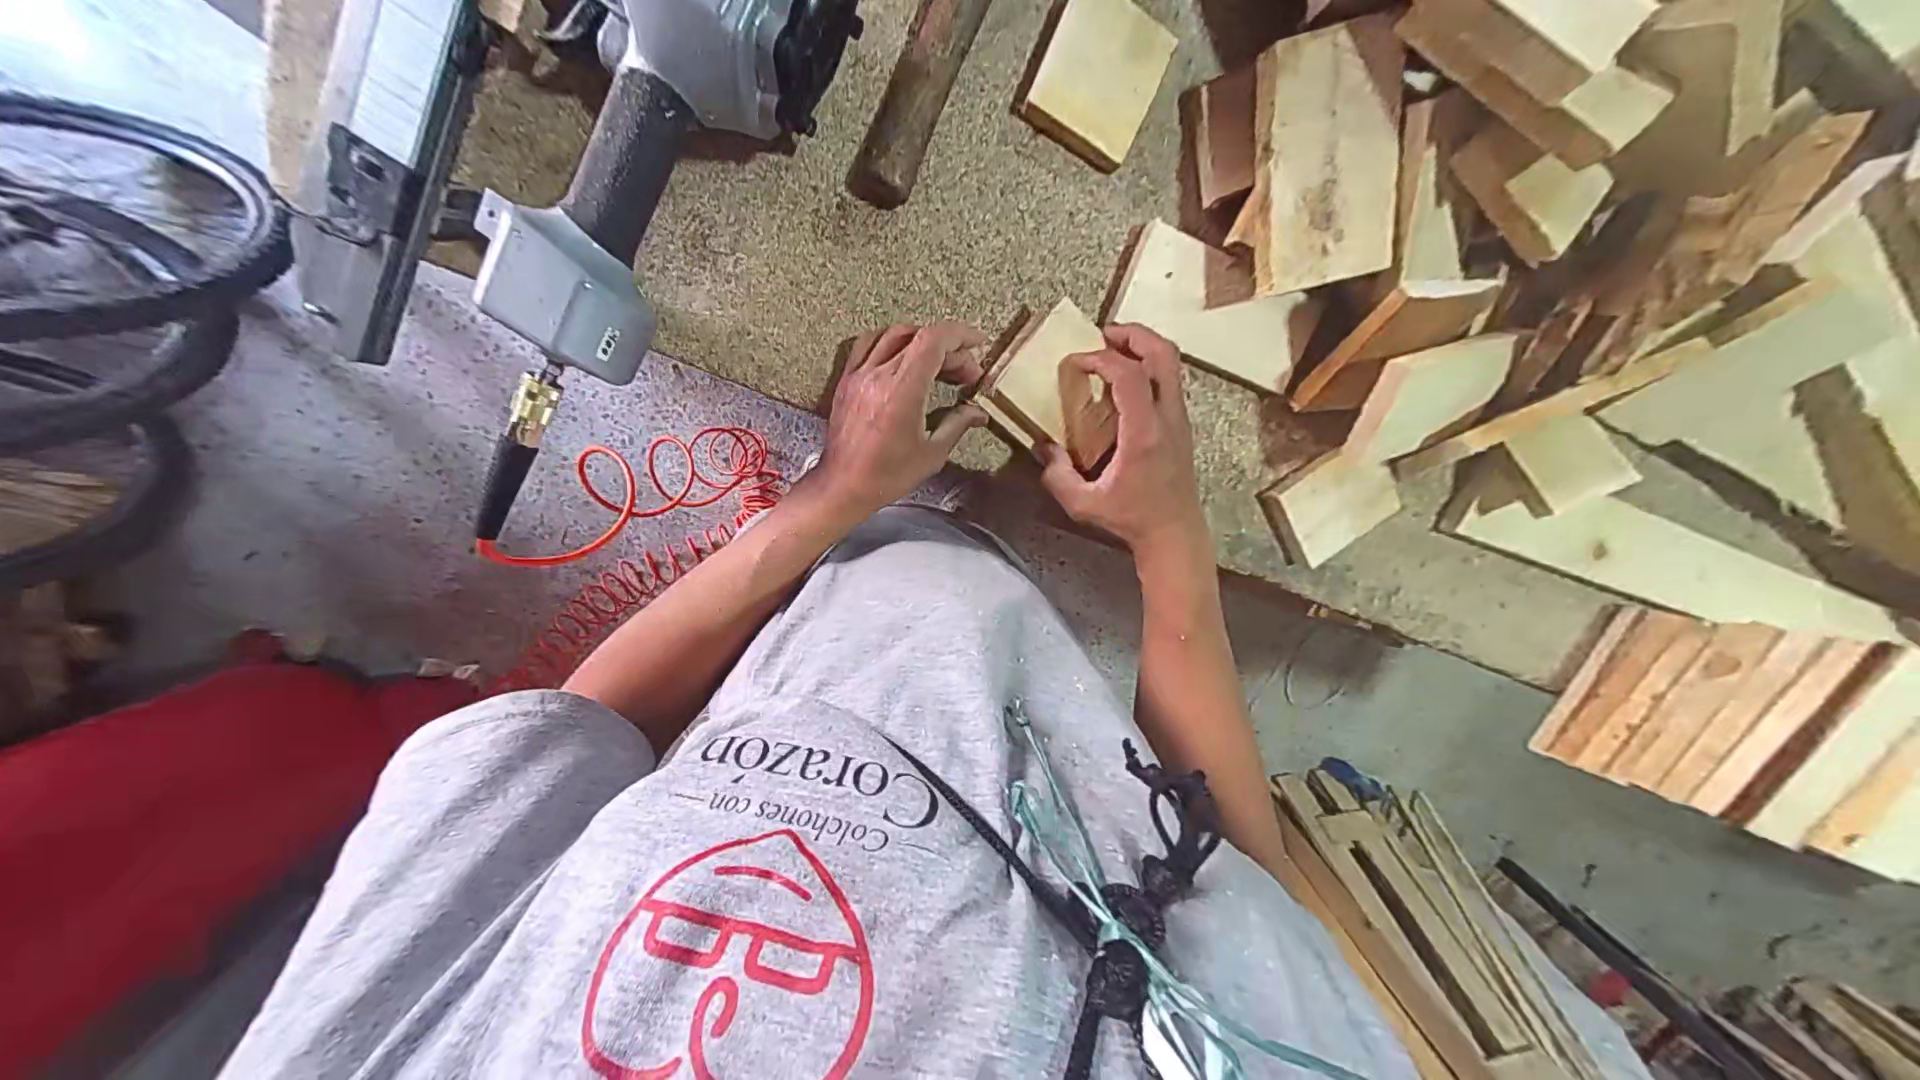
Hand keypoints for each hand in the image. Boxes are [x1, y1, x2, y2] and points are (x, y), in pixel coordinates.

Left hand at [810, 322, 987, 518]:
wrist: (843, 486)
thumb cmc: (885, 476)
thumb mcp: (931, 454)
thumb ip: (957, 425)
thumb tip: (977, 413)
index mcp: (902, 391)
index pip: (933, 341)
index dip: (960, 335)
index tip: (976, 343)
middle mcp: (878, 375)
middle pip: (918, 338)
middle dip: (949, 348)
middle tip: (965, 372)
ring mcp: (859, 375)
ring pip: (892, 335)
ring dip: (920, 340)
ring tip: (938, 361)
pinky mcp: (846, 381)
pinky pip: (867, 345)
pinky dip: (890, 343)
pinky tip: (902, 358)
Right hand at [1038, 324, 1208, 566]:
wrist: (1174, 532)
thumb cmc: (1131, 520)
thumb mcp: (1084, 504)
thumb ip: (1057, 476)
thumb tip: (1043, 448)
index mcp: (1144, 433)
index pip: (1129, 374)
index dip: (1100, 358)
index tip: (1075, 362)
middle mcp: (1168, 418)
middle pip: (1163, 353)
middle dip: (1132, 334)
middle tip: (1102, 335)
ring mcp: (1179, 419)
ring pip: (1171, 363)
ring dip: (1142, 347)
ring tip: (1112, 351)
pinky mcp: (1181, 425)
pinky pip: (1169, 380)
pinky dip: (1147, 367)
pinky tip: (1123, 383)